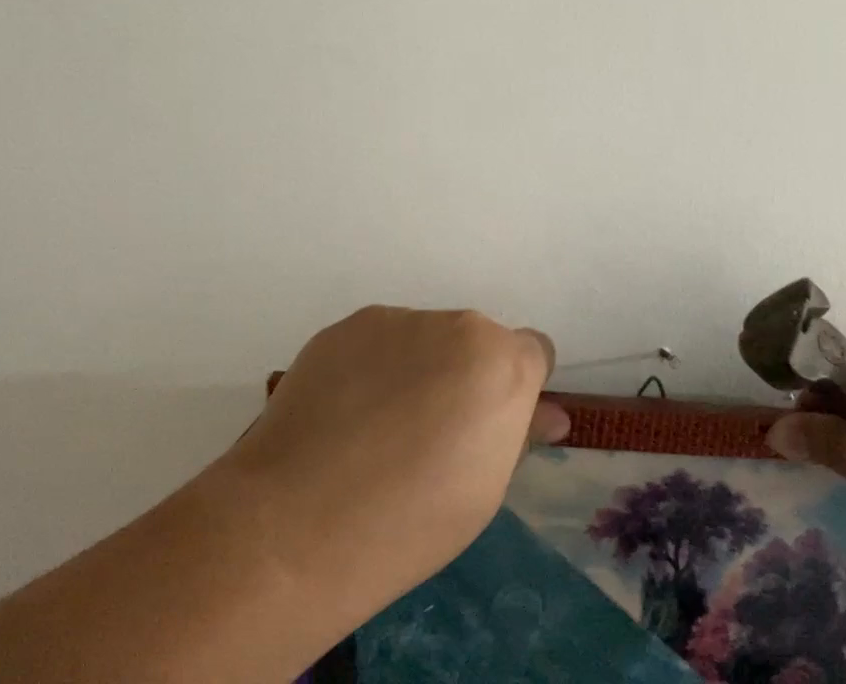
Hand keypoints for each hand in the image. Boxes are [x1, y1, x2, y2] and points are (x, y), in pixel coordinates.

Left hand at [208, 306, 566, 621]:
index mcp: (501, 361)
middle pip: (475, 342)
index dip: (515, 392)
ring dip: (417, 368)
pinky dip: (370, 369)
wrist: (297, 524)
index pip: (532, 353)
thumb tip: (548, 414)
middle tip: (430, 436)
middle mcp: (453, 324)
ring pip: (422, 340)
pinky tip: (344, 417)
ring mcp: (392, 321)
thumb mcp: (486, 488)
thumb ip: (519, 434)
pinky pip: (375, 343)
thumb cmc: (413, 521)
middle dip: (464, 376)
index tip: (487, 431)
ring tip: (377, 430)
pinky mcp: (340, 328)